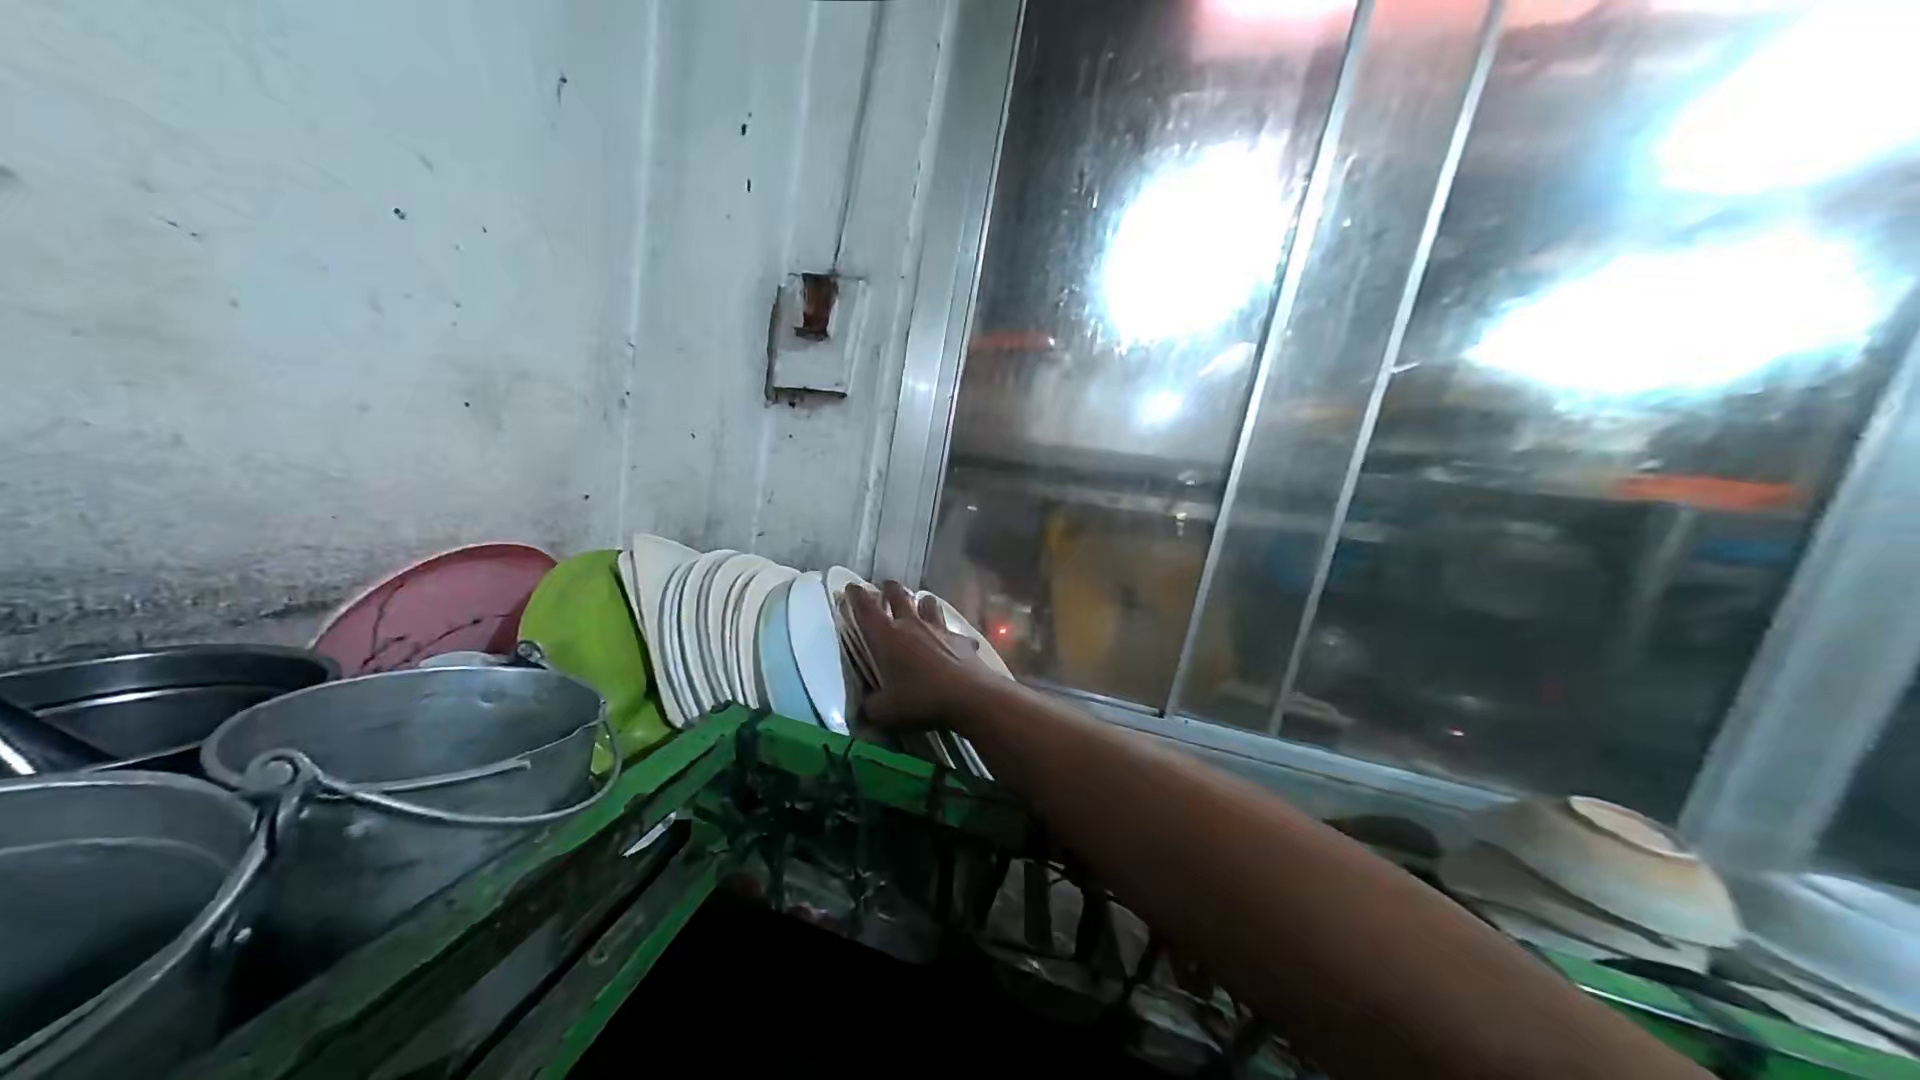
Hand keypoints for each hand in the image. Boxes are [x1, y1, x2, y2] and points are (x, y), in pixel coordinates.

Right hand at [845, 581, 1001, 729]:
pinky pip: (954, 631)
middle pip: (899, 595)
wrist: (969, 697)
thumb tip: (865, 706)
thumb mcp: (885, 711)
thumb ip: (870, 706)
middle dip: (890, 589)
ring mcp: (939, 629)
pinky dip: (951, 635)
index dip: (856, 595)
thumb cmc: (920, 699)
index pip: (866, 608)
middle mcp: (912, 625)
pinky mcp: (961, 639)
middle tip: (886, 587)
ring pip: (929, 604)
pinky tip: (953, 643)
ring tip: (920, 605)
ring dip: (922, 603)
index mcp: (886, 636)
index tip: (852, 587)